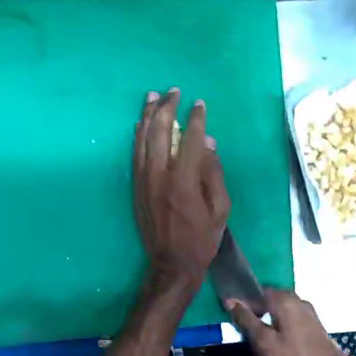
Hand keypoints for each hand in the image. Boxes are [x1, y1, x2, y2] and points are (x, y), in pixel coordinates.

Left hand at [133, 89, 229, 289]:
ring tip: (153, 97)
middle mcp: (159, 176)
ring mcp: (144, 181)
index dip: (195, 119)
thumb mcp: (220, 210)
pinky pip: (135, 154)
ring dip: (148, 115)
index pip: (189, 139)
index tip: (199, 103)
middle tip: (174, 92)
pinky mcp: (135, 187)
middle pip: (159, 132)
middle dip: (167, 108)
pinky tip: (141, 123)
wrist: (172, 264)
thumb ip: (213, 173)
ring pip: (143, 139)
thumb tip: (208, 143)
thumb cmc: (202, 240)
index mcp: (184, 181)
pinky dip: (138, 135)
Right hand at [224, 288, 355, 355]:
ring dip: (271, 352)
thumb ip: (245, 319)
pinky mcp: (312, 331)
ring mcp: (307, 317)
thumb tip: (230, 300)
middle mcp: (297, 303)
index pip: (256, 294)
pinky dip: (283, 354)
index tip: (241, 330)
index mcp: (284, 300)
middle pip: (267, 315)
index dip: (245, 310)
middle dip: (260, 340)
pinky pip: (289, 339)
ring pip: (278, 331)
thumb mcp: (263, 340)